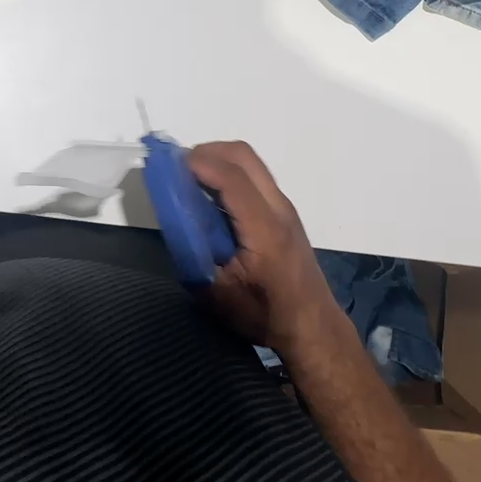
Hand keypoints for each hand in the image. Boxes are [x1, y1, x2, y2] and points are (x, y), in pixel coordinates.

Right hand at [188, 141, 335, 347]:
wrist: (313, 329)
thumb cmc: (265, 315)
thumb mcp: (217, 293)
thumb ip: (193, 254)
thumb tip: (172, 220)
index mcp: (265, 230)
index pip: (231, 178)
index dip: (197, 164)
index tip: (166, 166)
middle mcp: (279, 209)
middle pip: (242, 155)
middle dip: (205, 152)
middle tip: (176, 170)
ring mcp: (284, 207)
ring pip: (249, 161)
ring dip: (217, 160)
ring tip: (189, 181)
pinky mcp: (284, 212)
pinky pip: (253, 176)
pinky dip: (227, 173)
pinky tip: (210, 197)